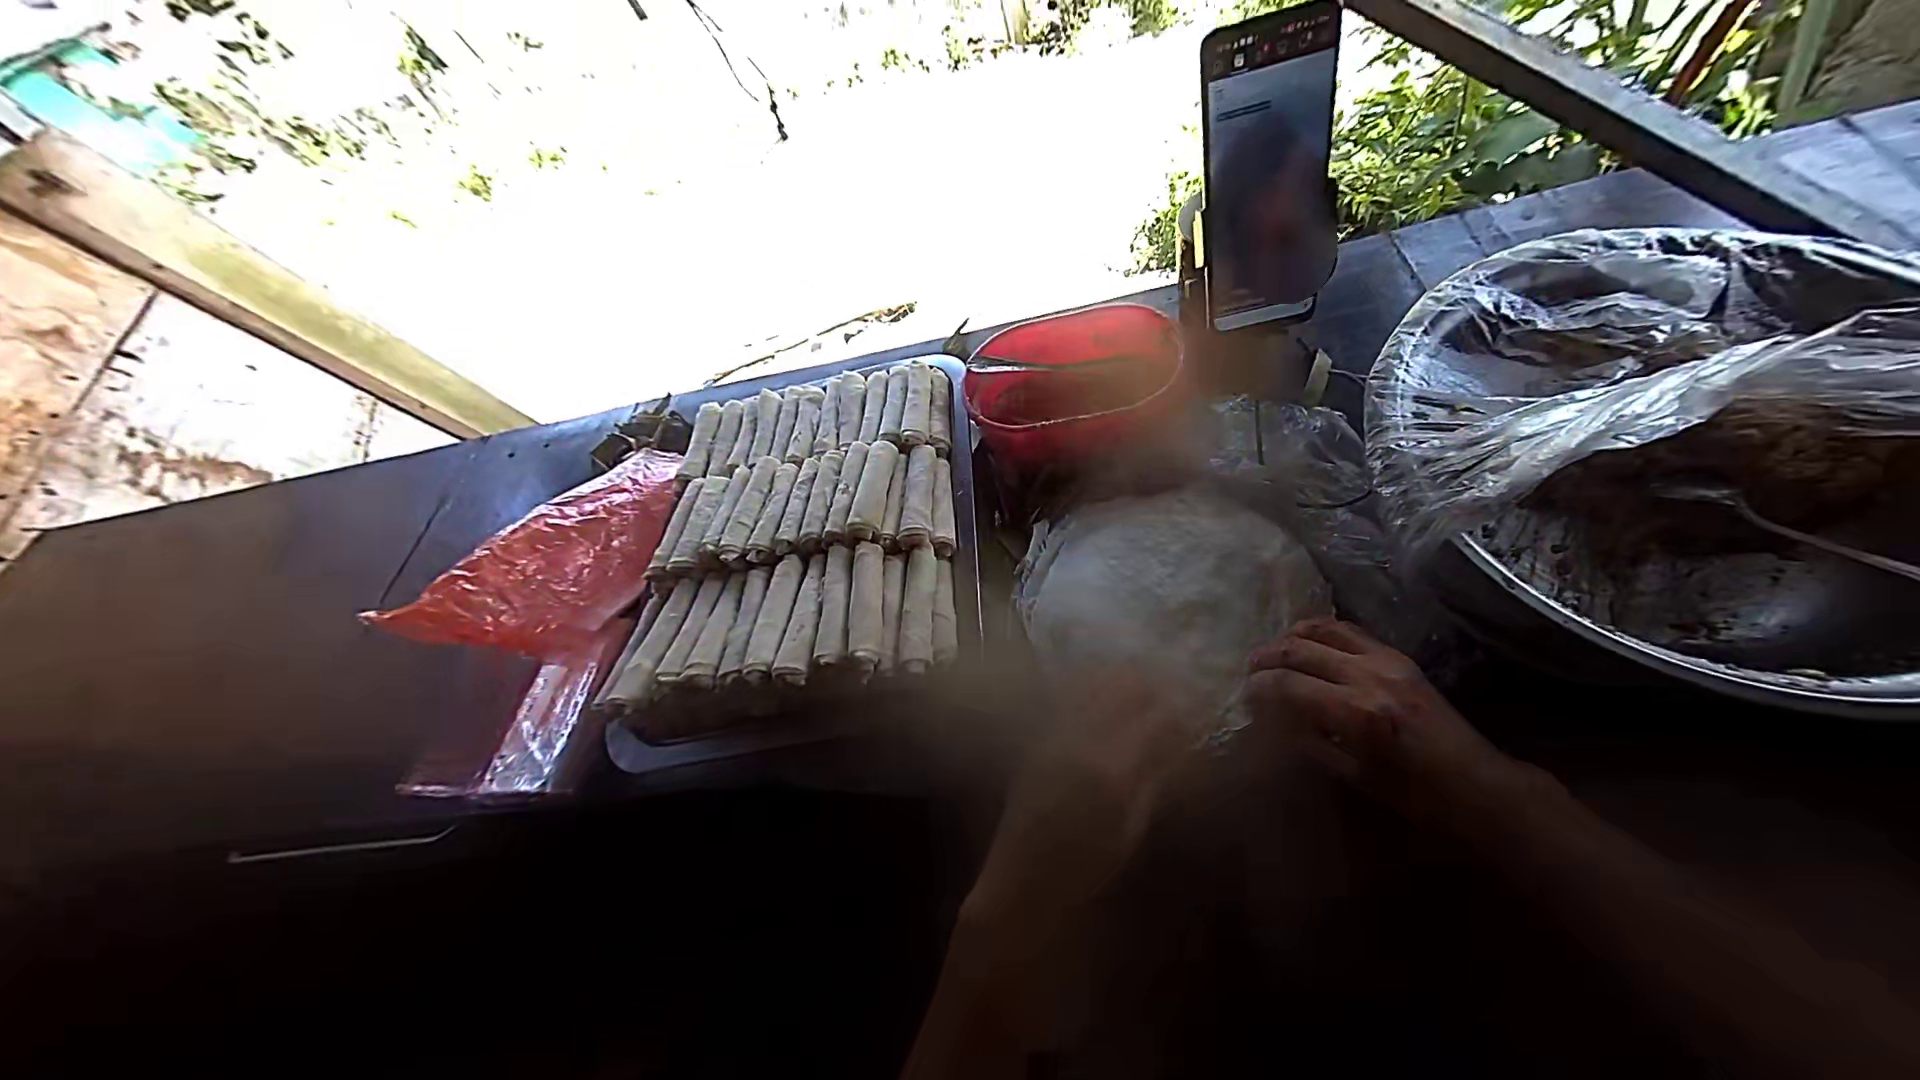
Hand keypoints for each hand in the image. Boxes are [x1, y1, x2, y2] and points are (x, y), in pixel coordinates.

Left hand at [964, 675, 1191, 939]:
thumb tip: (1184, 743)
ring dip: (1125, 680)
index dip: (1185, 707)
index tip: (1201, 709)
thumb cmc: (1085, 864)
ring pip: (1096, 678)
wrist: (1022, 873)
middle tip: (1175, 699)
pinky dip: (1094, 684)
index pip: (1159, 715)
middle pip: (1126, 682)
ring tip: (1145, 695)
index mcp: (1113, 767)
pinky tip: (1107, 696)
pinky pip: (1070, 691)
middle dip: (1157, 685)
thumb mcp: (1133, 826)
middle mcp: (1082, 737)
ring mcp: (1056, 728)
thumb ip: (1157, 778)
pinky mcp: (1040, 730)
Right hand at [1246, 618, 1549, 836]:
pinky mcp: (1398, 656)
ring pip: (1321, 629)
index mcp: (1357, 712)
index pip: (1287, 685)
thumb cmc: (1413, 793)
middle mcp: (1369, 677)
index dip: (1258, 688)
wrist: (1478, 784)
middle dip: (1266, 658)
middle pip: (1298, 649)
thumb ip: (1304, 738)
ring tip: (1273, 654)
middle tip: (1250, 671)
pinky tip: (1305, 645)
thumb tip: (1266, 715)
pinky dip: (1318, 632)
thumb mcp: (1350, 774)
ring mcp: (1386, 661)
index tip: (1244, 696)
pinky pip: (1347, 630)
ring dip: (1289, 638)